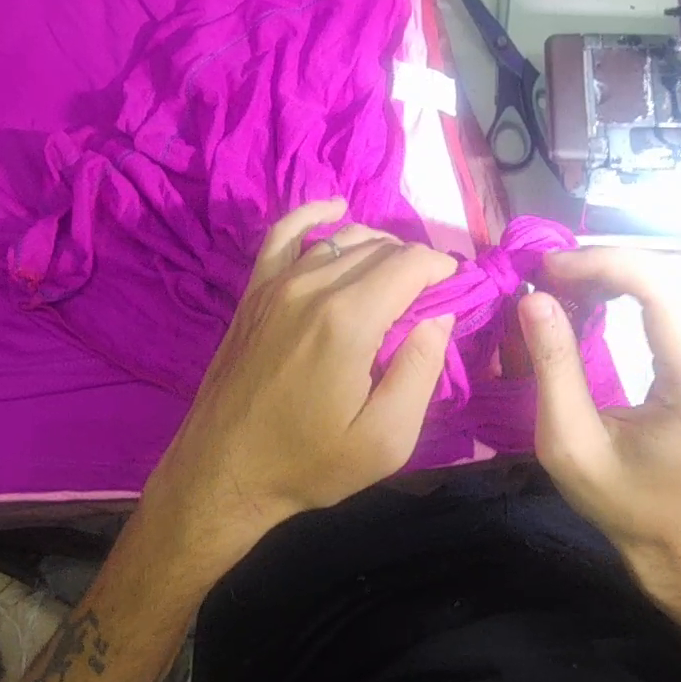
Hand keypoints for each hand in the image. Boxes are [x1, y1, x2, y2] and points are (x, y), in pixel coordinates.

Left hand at [140, 199, 457, 572]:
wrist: (223, 472)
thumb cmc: (309, 463)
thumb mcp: (386, 439)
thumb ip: (421, 370)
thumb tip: (440, 316)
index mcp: (349, 319)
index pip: (413, 263)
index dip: (445, 273)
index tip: (457, 296)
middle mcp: (312, 286)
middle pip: (382, 248)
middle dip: (417, 265)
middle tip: (431, 300)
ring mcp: (277, 284)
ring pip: (343, 239)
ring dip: (380, 249)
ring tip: (399, 279)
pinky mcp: (254, 292)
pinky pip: (284, 234)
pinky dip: (314, 215)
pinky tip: (335, 209)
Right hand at [519, 248, 680, 596]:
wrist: (674, 535)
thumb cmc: (621, 500)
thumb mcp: (569, 443)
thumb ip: (553, 367)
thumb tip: (534, 298)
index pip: (663, 289)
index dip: (603, 263)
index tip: (548, 269)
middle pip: (677, 274)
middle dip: (609, 261)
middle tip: (552, 275)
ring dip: (623, 270)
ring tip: (569, 284)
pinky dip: (638, 287)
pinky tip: (600, 297)